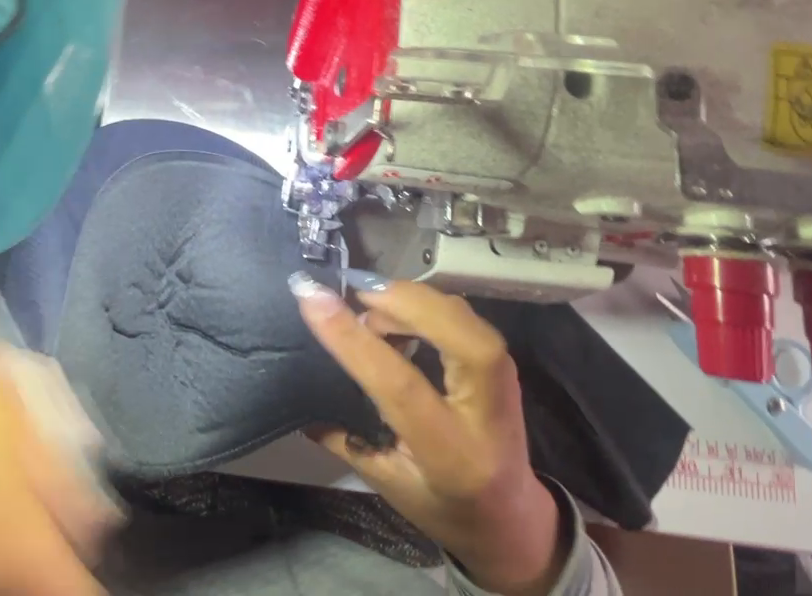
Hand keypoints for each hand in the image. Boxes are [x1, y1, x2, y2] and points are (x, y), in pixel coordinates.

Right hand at [291, 274, 563, 594]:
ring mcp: (505, 383)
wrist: (513, 521)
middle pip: (456, 333)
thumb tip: (298, 387)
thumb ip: (343, 436)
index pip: (400, 385)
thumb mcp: (387, 483)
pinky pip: (464, 316)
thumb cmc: (444, 508)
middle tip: (354, 290)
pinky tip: (396, 313)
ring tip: (368, 308)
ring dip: (410, 299)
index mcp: (451, 455)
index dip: (353, 339)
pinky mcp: (504, 363)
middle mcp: (486, 413)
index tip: (312, 299)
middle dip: (403, 300)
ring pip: (463, 316)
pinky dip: (426, 303)